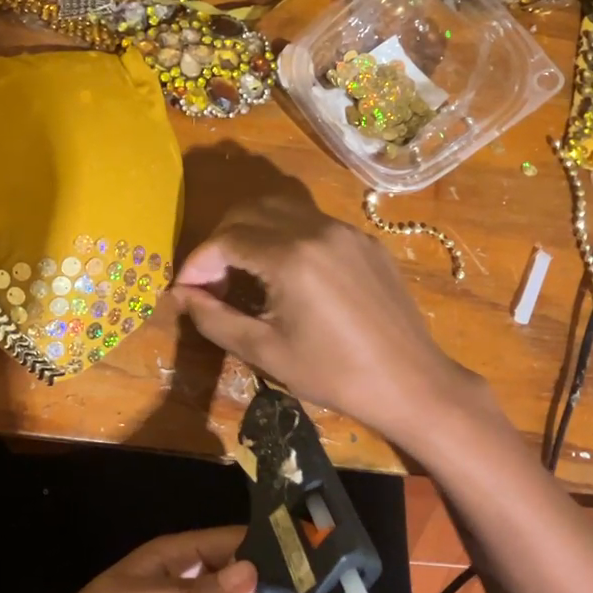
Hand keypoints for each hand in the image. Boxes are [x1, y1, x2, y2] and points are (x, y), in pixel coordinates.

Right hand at [168, 196, 483, 443]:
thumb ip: (213, 317)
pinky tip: (284, 275)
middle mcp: (317, 229)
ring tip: (242, 272)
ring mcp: (345, 231)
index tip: (186, 290)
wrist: (414, 384)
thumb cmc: (335, 374)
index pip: (226, 239)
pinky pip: (310, 221)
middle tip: (212, 281)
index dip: (198, 262)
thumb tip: (179, 294)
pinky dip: (282, 235)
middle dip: (219, 241)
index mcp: (292, 257)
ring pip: (279, 208)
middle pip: (248, 211)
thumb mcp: (265, 351)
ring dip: (249, 231)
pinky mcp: (363, 240)